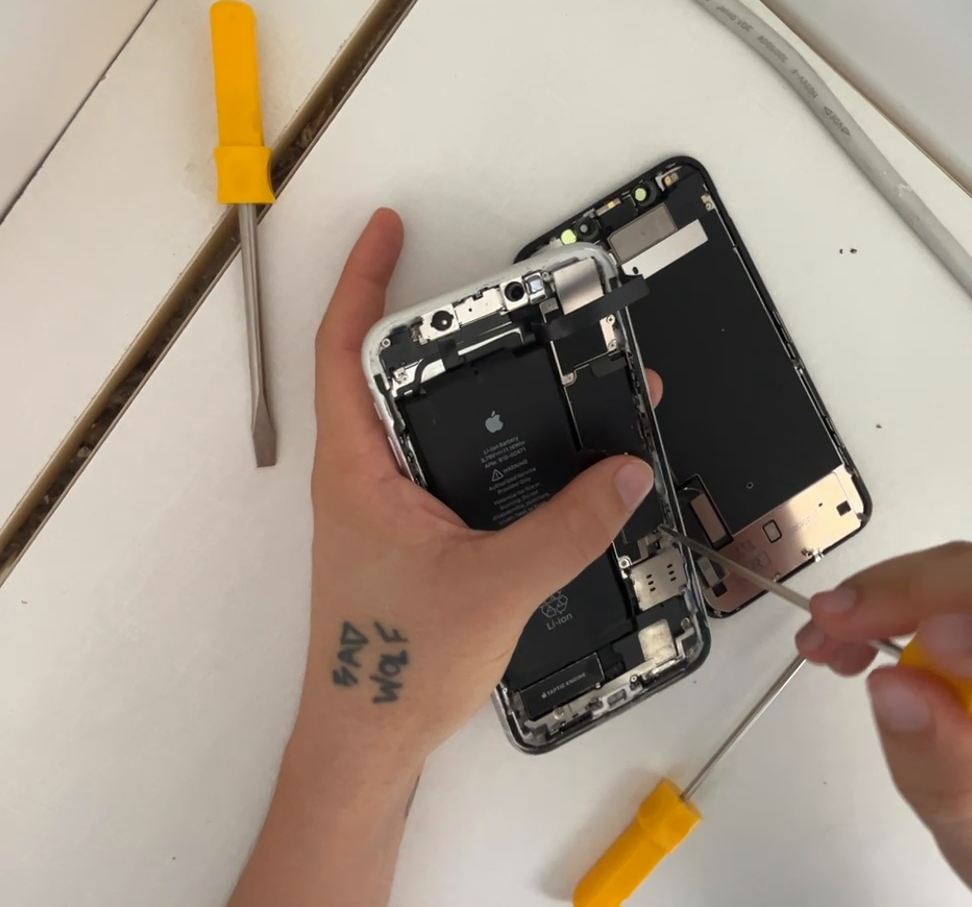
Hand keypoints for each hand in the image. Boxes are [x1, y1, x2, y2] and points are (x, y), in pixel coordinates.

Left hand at [296, 207, 657, 775]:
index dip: (362, 280)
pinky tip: (524, 443)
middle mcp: (362, 472)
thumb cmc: (399, 665)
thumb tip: (627, 474)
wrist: (369, 742)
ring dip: (459, 384)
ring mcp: (382, 500)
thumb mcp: (494, 587)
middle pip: (384, 370)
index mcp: (356, 466)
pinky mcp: (406, 528)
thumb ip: (567, 527)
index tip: (386, 229)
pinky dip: (475, 435)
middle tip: (488, 296)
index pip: (343, 349)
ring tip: (521, 360)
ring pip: (416, 416)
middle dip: (433, 324)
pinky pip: (438, 458)